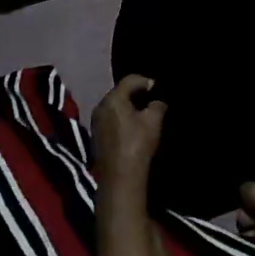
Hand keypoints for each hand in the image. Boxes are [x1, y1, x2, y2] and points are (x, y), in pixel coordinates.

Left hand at [91, 76, 166, 191]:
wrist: (120, 175)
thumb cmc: (137, 143)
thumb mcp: (153, 121)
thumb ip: (157, 105)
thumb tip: (158, 102)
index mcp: (113, 98)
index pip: (130, 80)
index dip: (146, 81)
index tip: (158, 89)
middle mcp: (100, 106)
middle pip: (120, 92)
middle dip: (136, 94)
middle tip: (152, 100)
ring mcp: (95, 121)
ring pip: (114, 106)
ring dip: (128, 107)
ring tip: (144, 114)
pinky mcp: (96, 135)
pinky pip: (110, 119)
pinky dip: (121, 118)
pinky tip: (132, 127)